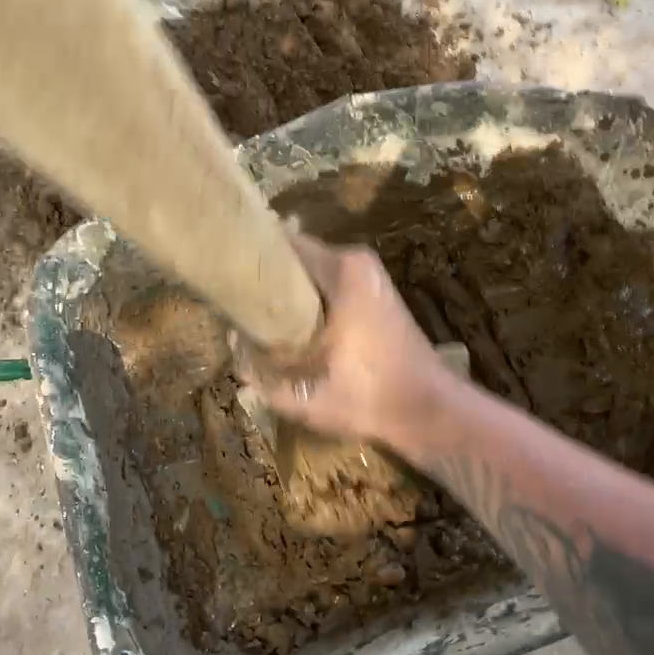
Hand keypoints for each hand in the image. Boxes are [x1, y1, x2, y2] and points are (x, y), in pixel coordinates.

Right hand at [240, 235, 452, 451]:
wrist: (428, 411)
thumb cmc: (367, 396)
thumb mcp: (302, 394)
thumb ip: (258, 371)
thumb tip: (231, 342)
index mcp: (342, 270)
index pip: (283, 243)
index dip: (252, 257)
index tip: (225, 275)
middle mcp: (356, 262)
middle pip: (297, 256)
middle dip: (268, 275)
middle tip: (235, 299)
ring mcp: (370, 275)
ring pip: (312, 271)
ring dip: (287, 288)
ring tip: (255, 310)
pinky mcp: (375, 293)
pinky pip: (329, 283)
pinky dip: (308, 296)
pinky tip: (288, 322)